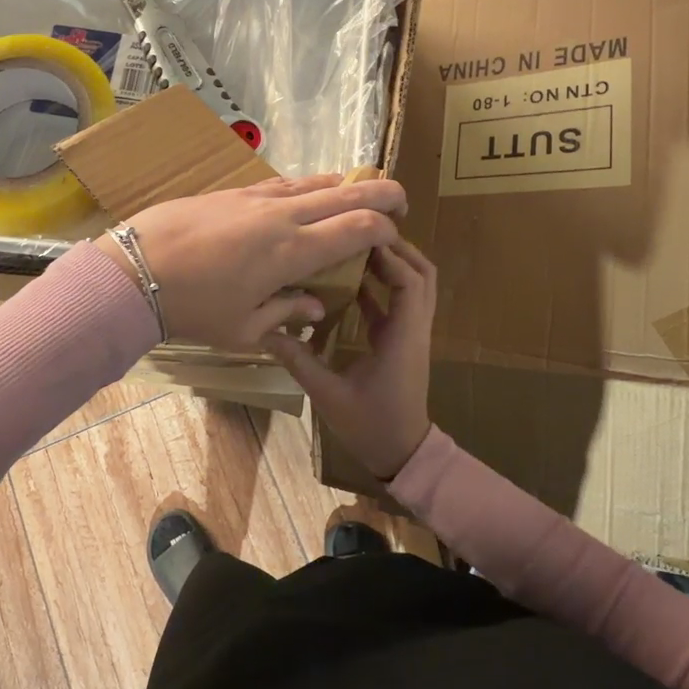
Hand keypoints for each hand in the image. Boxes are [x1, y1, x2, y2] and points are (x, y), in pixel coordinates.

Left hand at [93, 174, 404, 349]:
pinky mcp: (234, 191)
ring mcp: (257, 198)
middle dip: (382, 192)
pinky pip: (284, 183)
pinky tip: (306, 197)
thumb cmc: (192, 308)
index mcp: (292, 252)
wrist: (135, 270)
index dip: (385, 227)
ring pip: (315, 181)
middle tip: (400, 199)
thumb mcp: (243, 329)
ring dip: (344, 185)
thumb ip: (287, 314)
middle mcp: (283, 216)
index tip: (394, 235)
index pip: (357, 227)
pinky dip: (308, 187)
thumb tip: (317, 306)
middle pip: (346, 191)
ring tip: (357, 195)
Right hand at [262, 241, 435, 480]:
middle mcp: (414, 329)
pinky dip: (382, 286)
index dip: (388, 255)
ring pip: (416, 286)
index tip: (357, 236)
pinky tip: (349, 281)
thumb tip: (266, 331)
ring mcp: (412, 335)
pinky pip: (400, 303)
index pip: (409, 282)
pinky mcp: (403, 342)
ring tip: (354, 248)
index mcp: (403, 338)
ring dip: (393, 264)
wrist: (401, 454)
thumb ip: (299, 360)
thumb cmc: (370, 426)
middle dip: (396, 249)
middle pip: (422, 274)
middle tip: (359, 234)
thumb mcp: (328, 394)